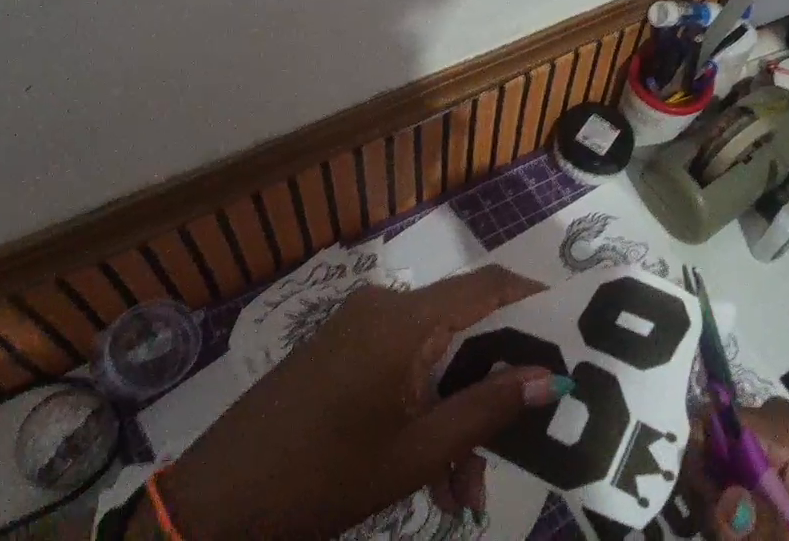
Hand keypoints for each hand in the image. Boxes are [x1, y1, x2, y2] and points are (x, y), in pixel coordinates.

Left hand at [141, 264, 569, 539]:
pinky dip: (424, 407)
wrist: (216, 502)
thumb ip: (487, 408)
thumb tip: (550, 378)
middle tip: (517, 446)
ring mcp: (357, 327)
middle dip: (493, 388)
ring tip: (462, 491)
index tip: (573, 334)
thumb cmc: (323, 475)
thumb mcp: (417, 452)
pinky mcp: (340, 350)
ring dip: (457, 414)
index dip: (535, 301)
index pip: (489, 285)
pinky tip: (431, 472)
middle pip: (463, 330)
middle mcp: (384, 307)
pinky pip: (401, 365)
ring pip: (433, 357)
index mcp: (405, 320)